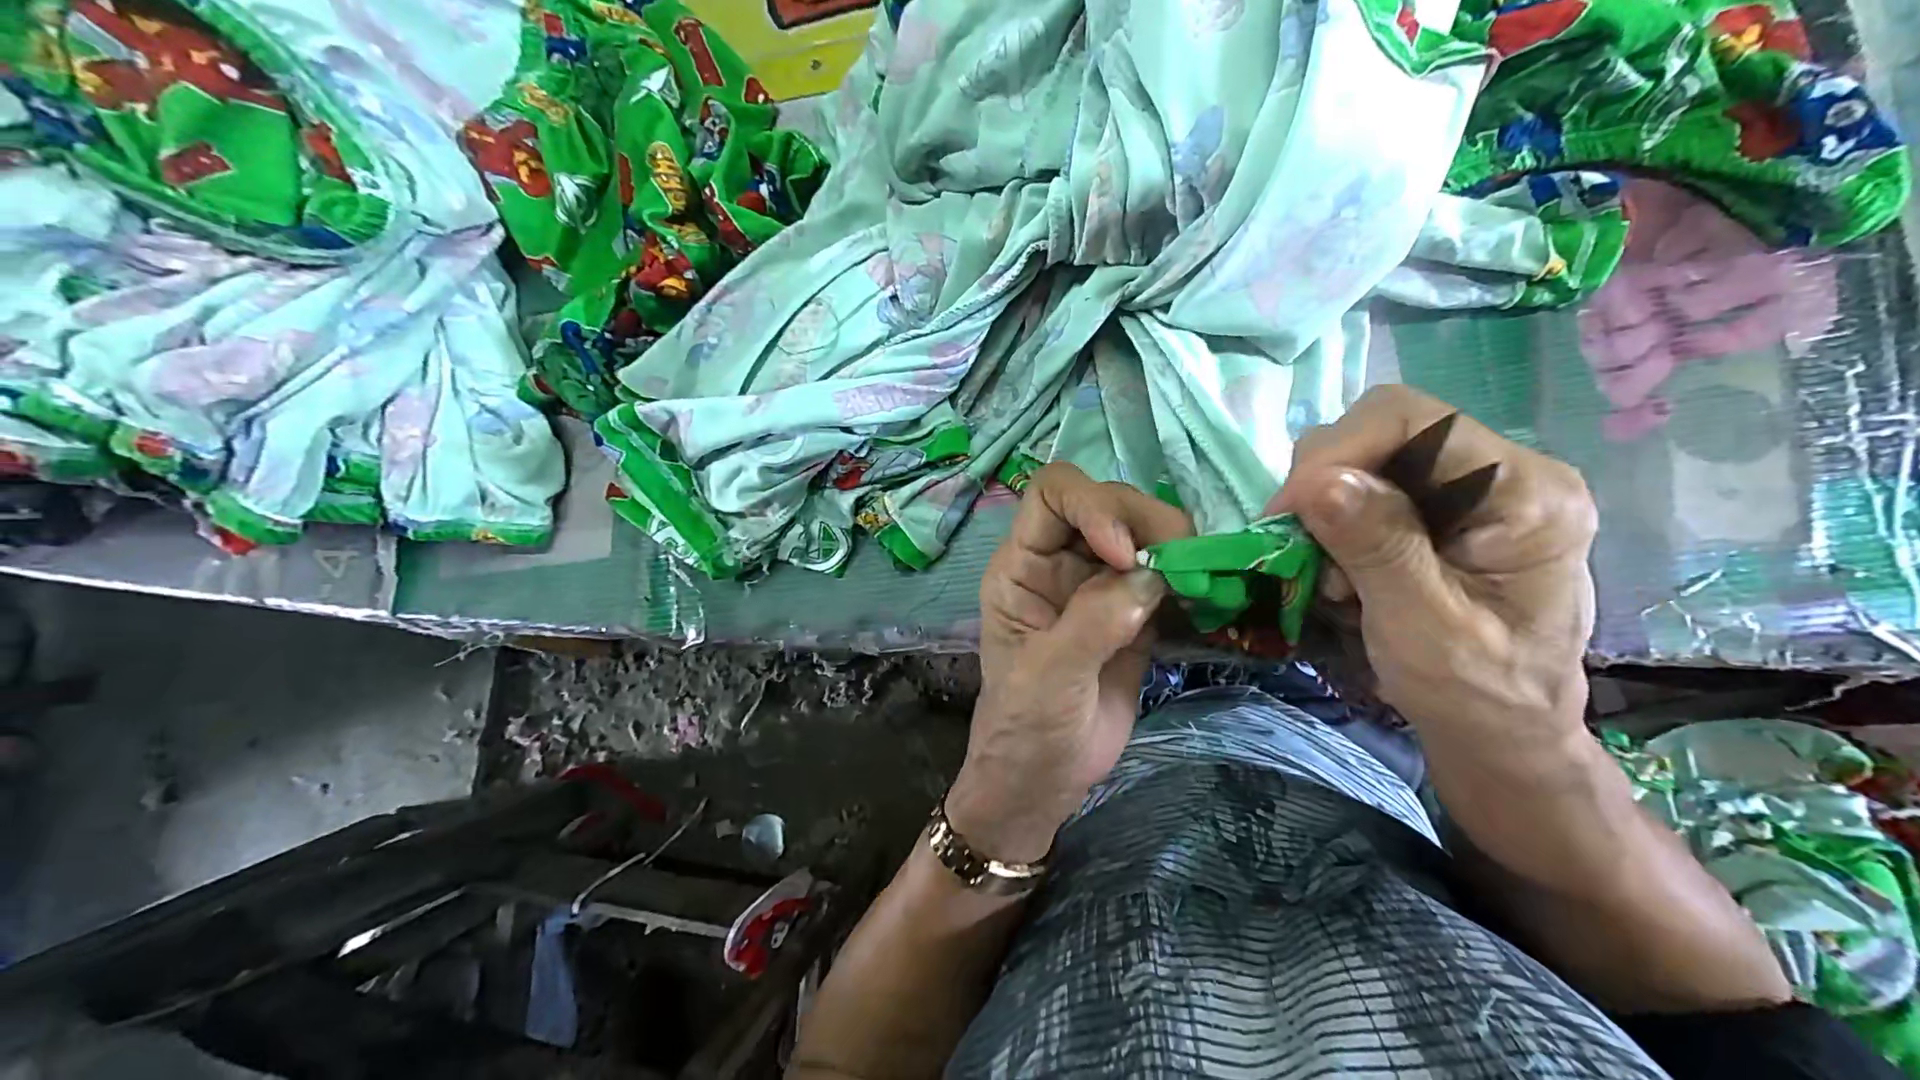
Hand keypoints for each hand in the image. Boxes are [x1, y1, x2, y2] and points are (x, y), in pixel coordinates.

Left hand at [950, 464, 1192, 861]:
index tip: (1123, 554)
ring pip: (1144, 536)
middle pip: (1107, 505)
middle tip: (1185, 562)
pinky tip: (1209, 598)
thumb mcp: (1048, 677)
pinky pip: (1166, 578)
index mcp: (1022, 566)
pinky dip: (1191, 579)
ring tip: (1203, 580)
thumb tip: (1151, 576)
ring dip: (1178, 547)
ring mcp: (1099, 587)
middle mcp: (1061, 563)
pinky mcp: (1134, 614)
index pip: (1053, 494)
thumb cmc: (1026, 729)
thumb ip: (1093, 622)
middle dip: (1148, 522)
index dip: (1093, 505)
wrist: (1044, 779)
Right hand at [1271, 384, 1596, 762]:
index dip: (1337, 452)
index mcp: (1528, 494)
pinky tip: (1340, 567)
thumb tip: (1317, 480)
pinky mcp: (1444, 505)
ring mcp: (1474, 486)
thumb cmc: (1474, 693)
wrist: (1501, 733)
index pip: (1414, 420)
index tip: (1287, 513)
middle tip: (1302, 550)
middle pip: (1384, 428)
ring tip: (1329, 571)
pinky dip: (1333, 521)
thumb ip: (1378, 549)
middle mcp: (1507, 471)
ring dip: (1325, 507)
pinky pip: (1365, 484)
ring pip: (1365, 453)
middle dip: (1325, 483)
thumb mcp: (1422, 628)